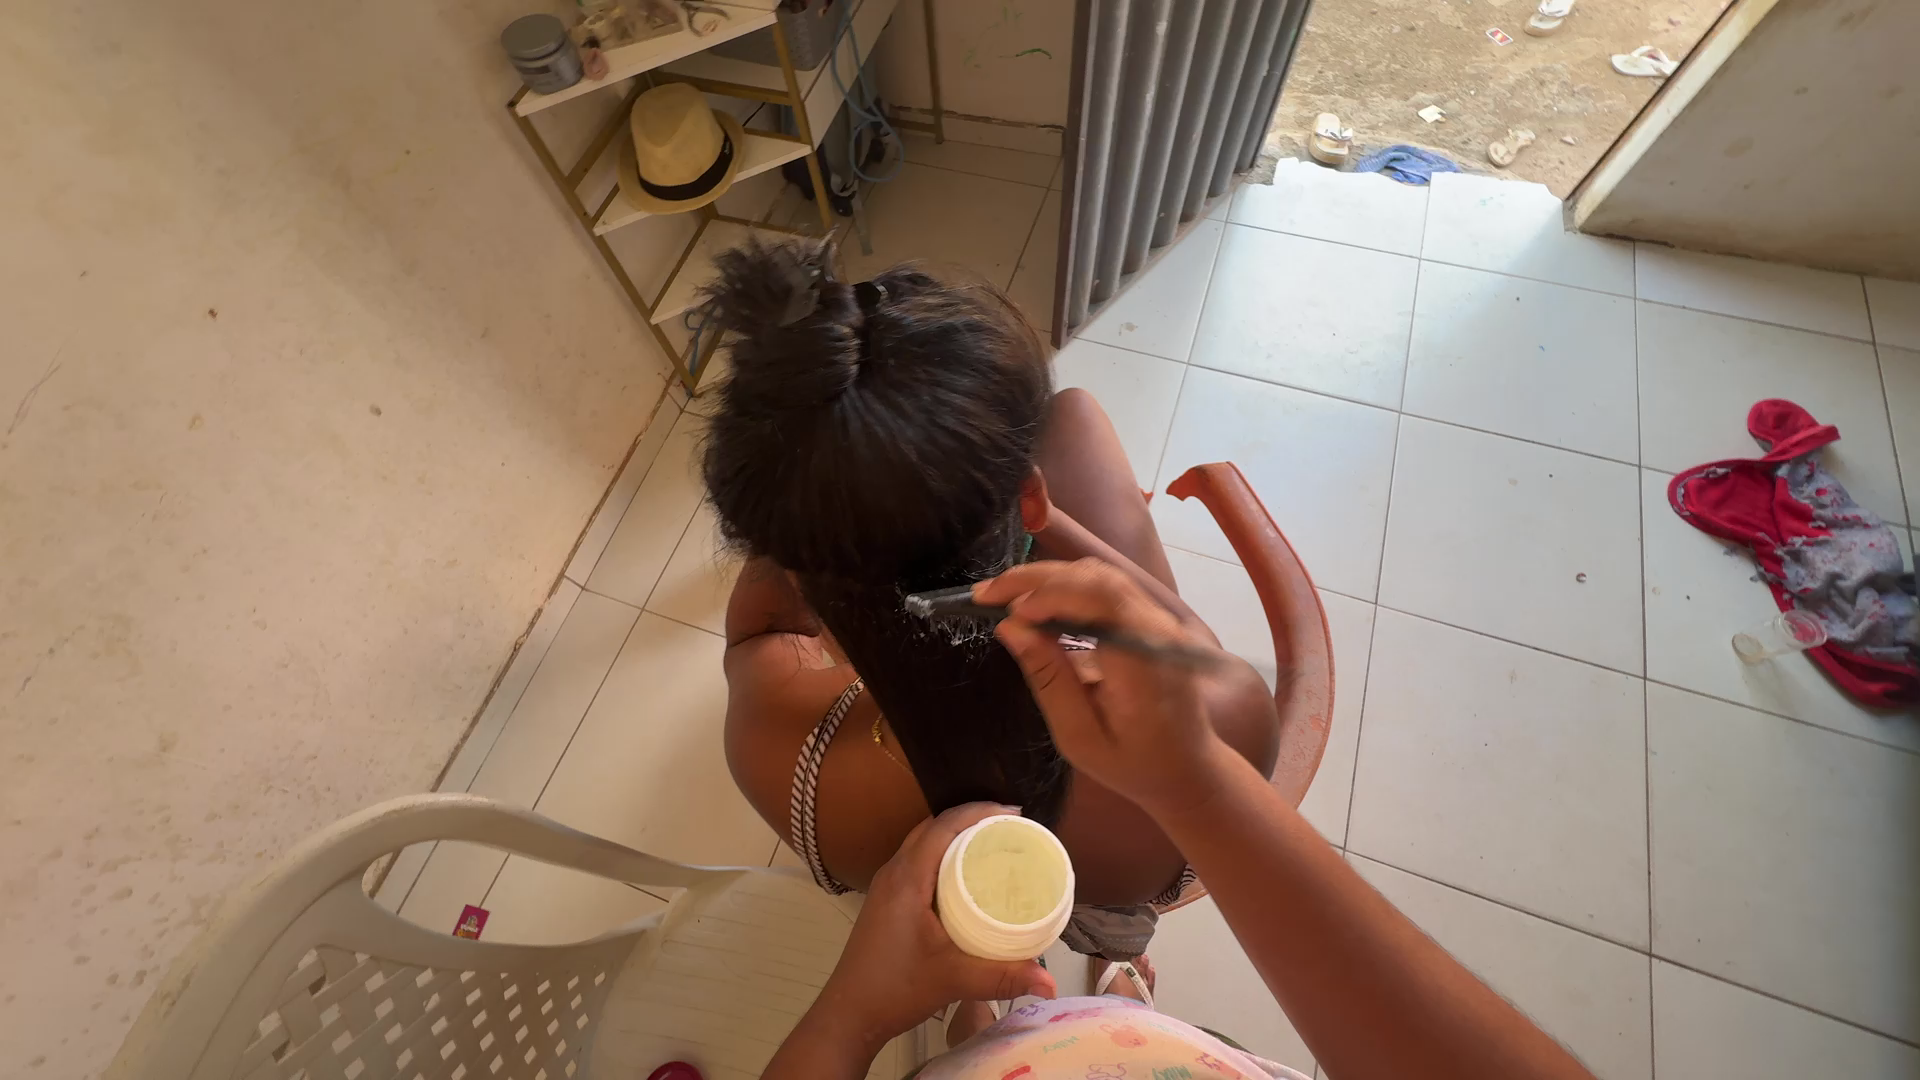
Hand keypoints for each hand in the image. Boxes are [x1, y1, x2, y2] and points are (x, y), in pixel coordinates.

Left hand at [816, 803, 1057, 1048]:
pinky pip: (917, 858)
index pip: (943, 825)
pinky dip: (942, 852)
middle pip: (933, 826)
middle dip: (970, 818)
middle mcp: (894, 870)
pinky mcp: (886, 898)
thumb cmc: (896, 988)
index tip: (1013, 813)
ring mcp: (887, 883)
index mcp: (908, 876)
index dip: (978, 812)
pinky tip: (963, 872)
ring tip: (991, 842)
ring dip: (954, 833)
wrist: (848, 1014)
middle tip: (1008, 826)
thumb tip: (1050, 982)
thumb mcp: (952, 979)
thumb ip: (1002, 977)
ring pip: (923, 840)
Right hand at [976, 559, 1238, 817]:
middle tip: (987, 593)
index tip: (1007, 610)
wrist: (1188, 770)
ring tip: (1005, 596)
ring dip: (1049, 579)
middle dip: (1037, 578)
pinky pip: (1106, 588)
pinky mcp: (1152, 620)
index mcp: (1143, 661)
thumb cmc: (1132, 764)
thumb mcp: (1079, 735)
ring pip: (1100, 575)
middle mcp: (1158, 629)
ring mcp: (1160, 621)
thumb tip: (1011, 626)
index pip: (1100, 597)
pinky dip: (1066, 588)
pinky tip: (1037, 604)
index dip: (1050, 591)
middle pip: (1096, 576)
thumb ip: (1048, 677)